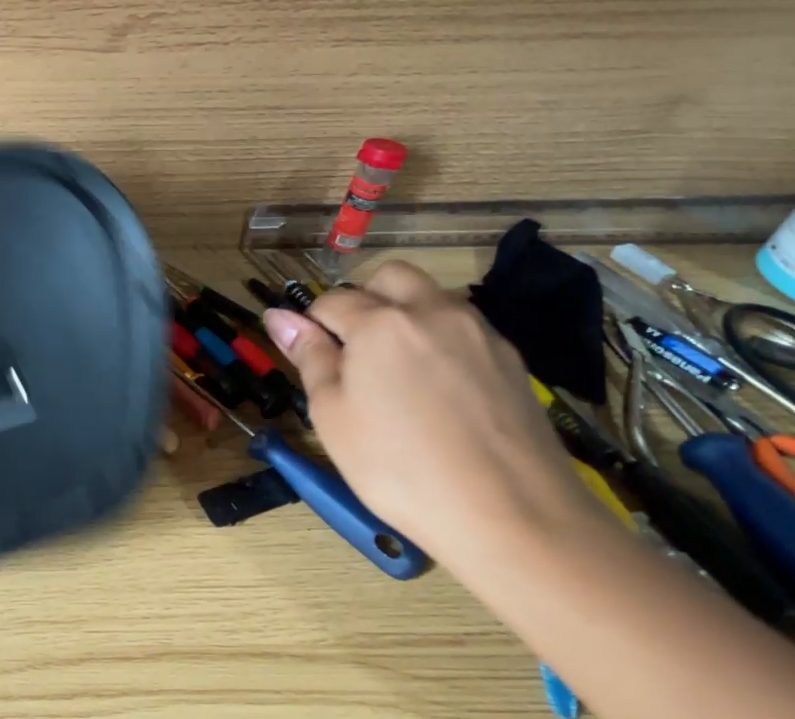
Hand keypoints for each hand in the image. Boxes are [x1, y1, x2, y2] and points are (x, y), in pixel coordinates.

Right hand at [261, 261, 598, 561]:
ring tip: (400, 373)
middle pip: (391, 277)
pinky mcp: (513, 363)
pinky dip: (444, 344)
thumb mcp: (333, 416)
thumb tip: (279, 316)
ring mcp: (480, 335)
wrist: (515, 518)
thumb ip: (309, 357)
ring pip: (433, 300)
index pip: (331, 301)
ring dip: (408, 317)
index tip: (311, 357)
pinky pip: (466, 332)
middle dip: (367, 298)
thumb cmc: (401, 468)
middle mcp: (432, 312)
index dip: (313, 325)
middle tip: (357, 348)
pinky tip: (442, 394)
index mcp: (379, 322)